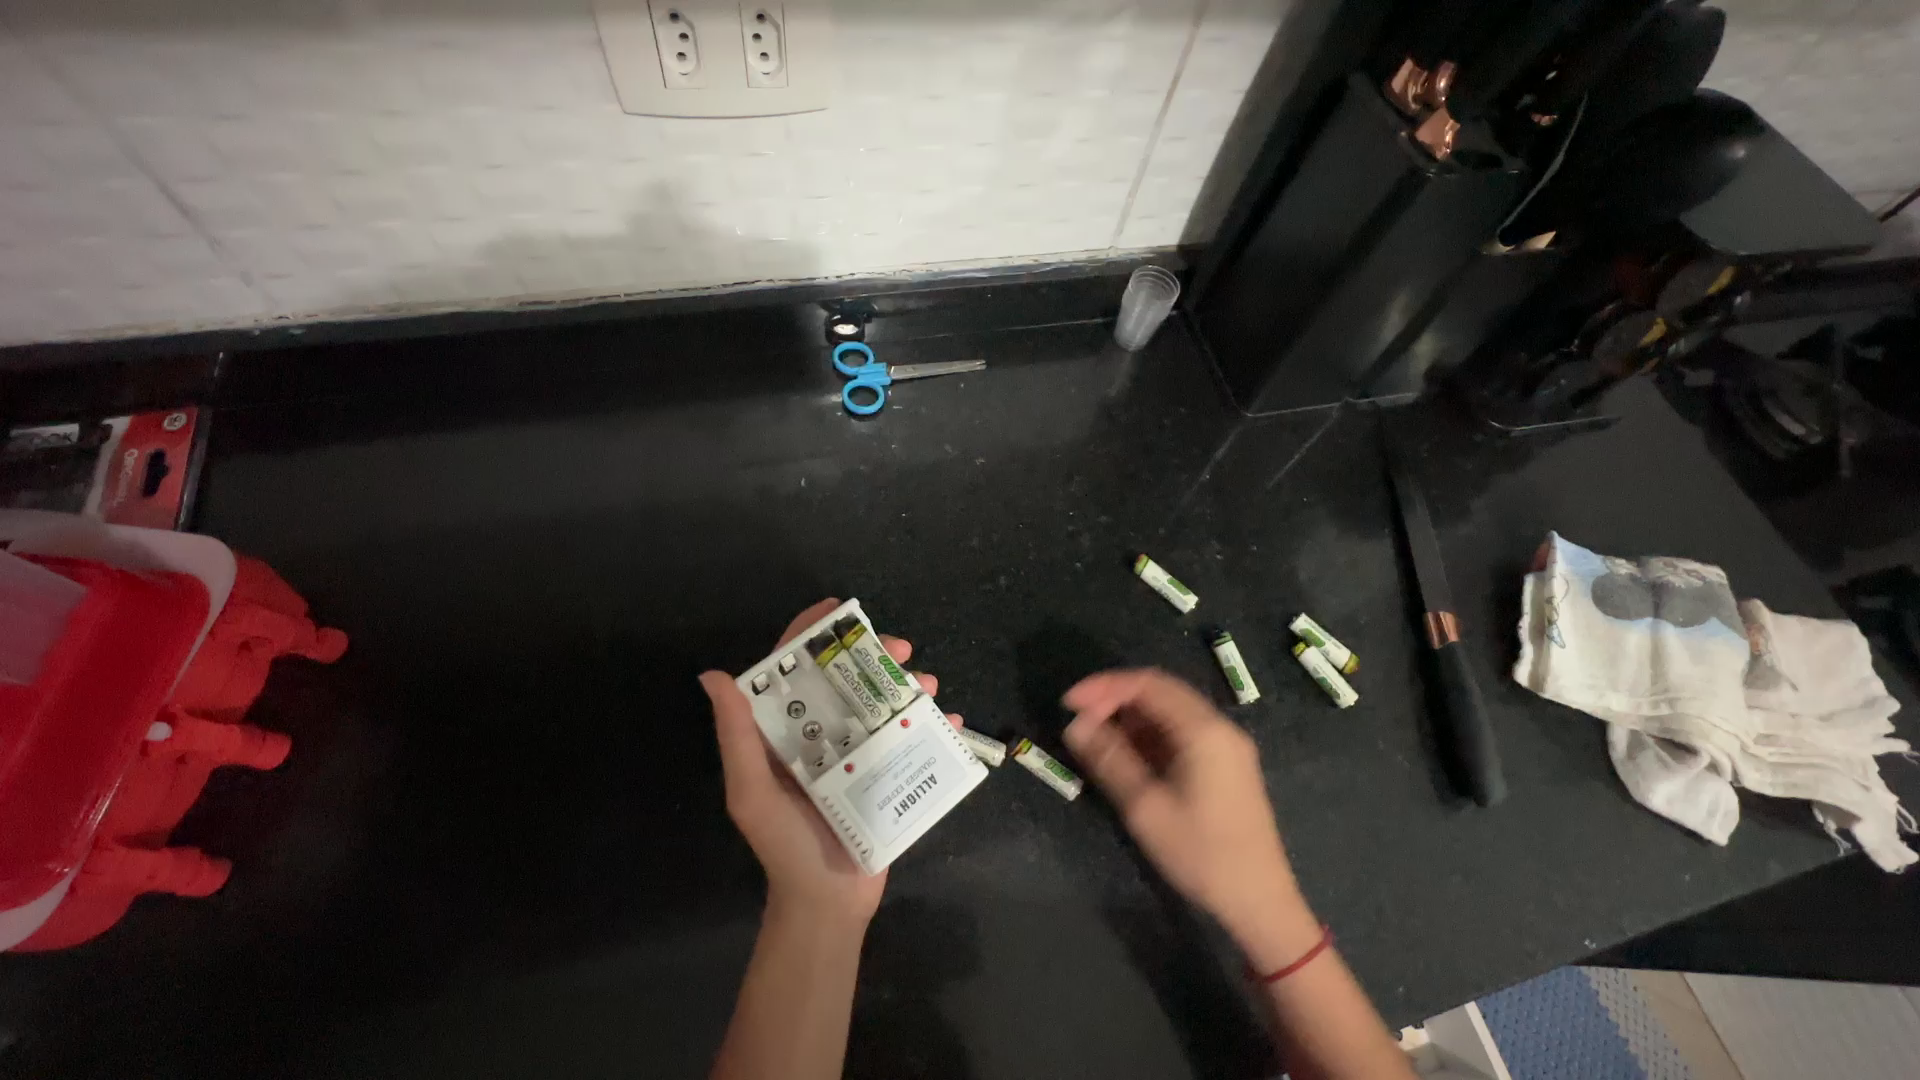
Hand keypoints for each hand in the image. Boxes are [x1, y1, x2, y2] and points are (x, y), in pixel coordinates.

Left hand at [701, 599, 955, 928]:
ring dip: (909, 686)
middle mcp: (821, 735)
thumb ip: (736, 734)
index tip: (839, 609)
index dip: (811, 635)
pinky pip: (912, 742)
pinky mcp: (888, 775)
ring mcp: (858, 754)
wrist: (827, 903)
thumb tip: (712, 674)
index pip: (793, 671)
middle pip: (847, 680)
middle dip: (874, 656)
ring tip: (930, 683)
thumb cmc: (784, 845)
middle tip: (902, 649)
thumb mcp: (751, 790)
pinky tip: (951, 718)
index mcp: (784, 733)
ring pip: (884, 705)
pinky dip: (933, 725)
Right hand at [1062, 669, 1320, 971]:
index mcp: (1204, 730)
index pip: (1148, 684)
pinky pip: (1182, 733)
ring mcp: (1227, 746)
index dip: (1104, 686)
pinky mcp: (1226, 765)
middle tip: (1079, 719)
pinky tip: (1128, 754)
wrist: (1259, 900)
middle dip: (1116, 699)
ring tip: (1096, 738)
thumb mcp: (1145, 807)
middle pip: (1161, 692)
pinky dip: (1150, 735)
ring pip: (1171, 712)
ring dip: (1132, 717)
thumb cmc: (1201, 853)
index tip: (1069, 703)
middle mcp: (1219, 727)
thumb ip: (1109, 759)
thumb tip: (1075, 725)